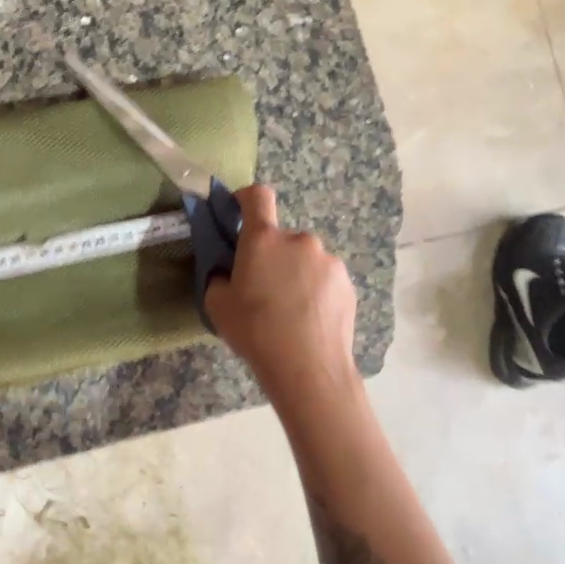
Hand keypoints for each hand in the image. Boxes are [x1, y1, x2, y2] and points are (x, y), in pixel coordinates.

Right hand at [205, 184, 357, 389]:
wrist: (307, 367)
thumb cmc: (254, 331)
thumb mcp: (217, 304)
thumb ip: (220, 276)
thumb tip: (229, 271)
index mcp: (263, 239)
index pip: (257, 196)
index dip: (245, 198)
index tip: (237, 213)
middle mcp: (299, 240)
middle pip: (279, 237)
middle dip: (269, 254)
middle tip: (260, 288)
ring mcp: (328, 261)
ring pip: (303, 259)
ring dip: (293, 273)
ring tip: (287, 310)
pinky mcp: (347, 283)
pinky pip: (323, 277)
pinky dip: (313, 290)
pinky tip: (307, 319)